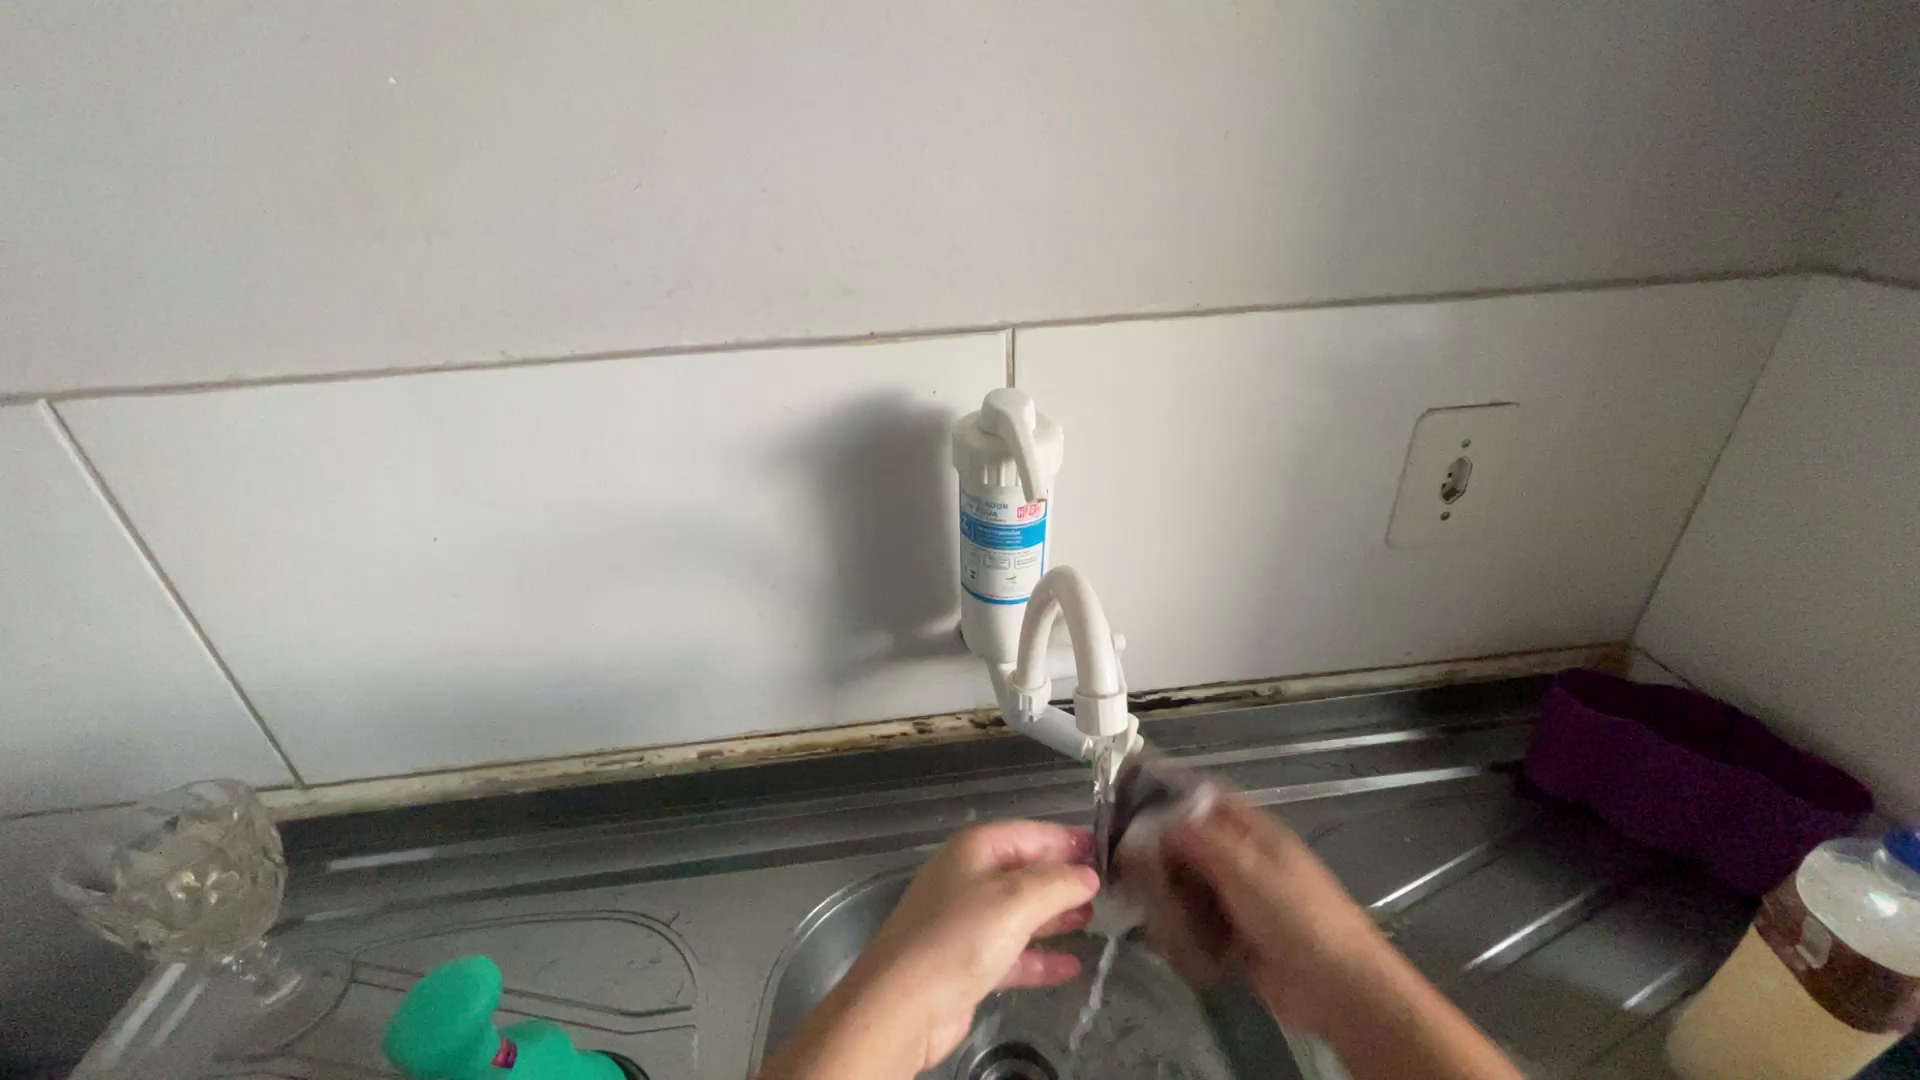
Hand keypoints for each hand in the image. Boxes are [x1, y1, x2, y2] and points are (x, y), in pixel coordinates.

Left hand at [761, 821, 1099, 1079]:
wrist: (902, 1004)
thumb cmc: (959, 938)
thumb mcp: (1015, 900)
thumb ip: (1057, 883)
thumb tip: (1087, 873)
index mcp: (974, 849)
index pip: (1029, 833)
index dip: (1066, 839)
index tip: (1103, 849)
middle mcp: (968, 878)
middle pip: (1024, 870)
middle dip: (1063, 878)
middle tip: (1104, 889)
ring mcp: (965, 921)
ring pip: (1019, 911)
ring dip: (1054, 915)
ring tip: (1092, 919)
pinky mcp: (966, 962)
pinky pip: (1011, 952)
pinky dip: (1039, 957)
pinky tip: (1070, 965)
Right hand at [1123, 792, 1523, 1079]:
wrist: (1340, 990)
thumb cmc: (1298, 917)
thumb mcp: (1247, 868)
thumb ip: (1200, 839)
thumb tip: (1157, 822)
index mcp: (1251, 831)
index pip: (1201, 795)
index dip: (1166, 787)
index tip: (1126, 787)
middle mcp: (1241, 858)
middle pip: (1185, 840)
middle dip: (1155, 849)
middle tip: (1121, 859)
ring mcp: (1236, 897)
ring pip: (1184, 881)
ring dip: (1163, 890)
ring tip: (1136, 899)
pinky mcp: (1231, 934)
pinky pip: (1192, 919)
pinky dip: (1175, 923)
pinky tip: (1158, 930)